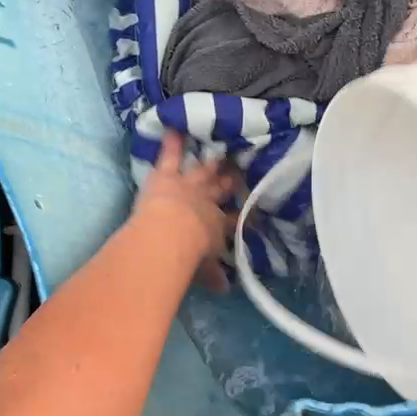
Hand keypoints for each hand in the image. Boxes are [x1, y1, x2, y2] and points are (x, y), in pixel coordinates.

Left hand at [135, 134, 237, 285]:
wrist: (171, 232)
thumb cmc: (189, 254)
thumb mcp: (204, 268)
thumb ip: (212, 275)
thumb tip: (223, 289)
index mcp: (217, 226)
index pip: (231, 220)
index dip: (241, 216)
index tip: (250, 211)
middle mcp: (206, 201)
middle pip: (220, 189)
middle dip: (230, 181)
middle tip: (238, 170)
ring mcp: (187, 185)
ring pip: (201, 171)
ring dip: (209, 163)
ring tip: (218, 153)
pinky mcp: (166, 175)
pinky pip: (169, 157)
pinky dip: (171, 143)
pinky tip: (173, 127)